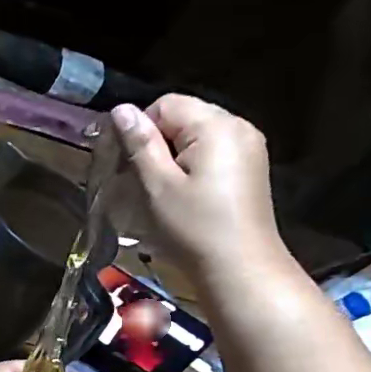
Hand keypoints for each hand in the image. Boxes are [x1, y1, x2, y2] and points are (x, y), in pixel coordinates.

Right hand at [109, 96, 287, 278]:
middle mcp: (237, 126)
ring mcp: (248, 146)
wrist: (239, 266)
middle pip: (184, 117)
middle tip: (137, 180)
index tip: (124, 164)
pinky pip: (213, 152)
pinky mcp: (250, 167)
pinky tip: (183, 194)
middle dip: (156, 142)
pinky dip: (191, 165)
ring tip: (159, 190)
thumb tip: (120, 111)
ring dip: (172, 156)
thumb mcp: (158, 186)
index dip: (140, 129)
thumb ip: (140, 145)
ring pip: (197, 135)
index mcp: (215, 125)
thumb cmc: (193, 227)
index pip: (166, 104)